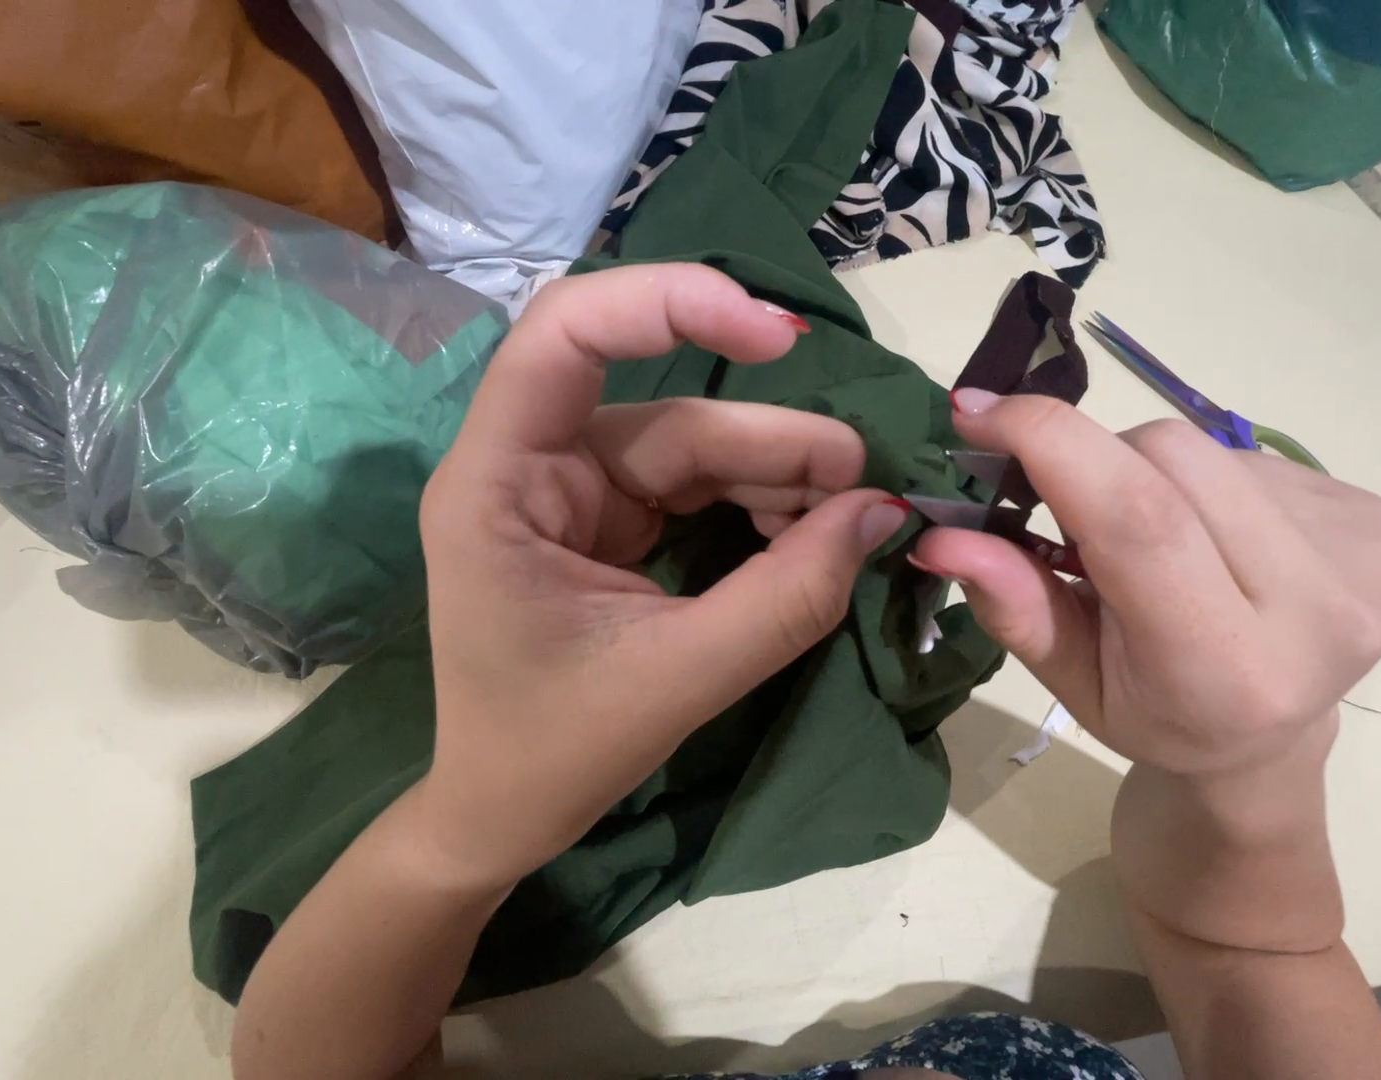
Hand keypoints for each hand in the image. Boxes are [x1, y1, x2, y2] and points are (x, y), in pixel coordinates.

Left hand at [407, 264, 908, 892]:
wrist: (503, 811)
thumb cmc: (553, 753)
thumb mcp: (678, 678)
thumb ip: (785, 598)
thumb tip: (882, 512)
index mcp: (498, 483)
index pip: (566, 334)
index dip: (669, 303)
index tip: (778, 338)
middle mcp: (529, 467)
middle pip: (668, 415)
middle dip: (774, 445)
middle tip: (868, 486)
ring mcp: (573, 492)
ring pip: (694, 449)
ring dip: (778, 477)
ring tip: (853, 516)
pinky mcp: (609, 520)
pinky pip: (696, 488)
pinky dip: (757, 505)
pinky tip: (809, 533)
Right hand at [914, 390, 1380, 776]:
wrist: (1267, 733)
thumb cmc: (1150, 713)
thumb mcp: (1064, 676)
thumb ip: (1012, 604)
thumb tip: (939, 537)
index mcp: (1223, 665)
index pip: (1137, 520)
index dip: (1049, 443)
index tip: (975, 412)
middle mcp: (1318, 608)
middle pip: (1169, 459)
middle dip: (1091, 461)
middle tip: (1070, 513)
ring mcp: (1364, 559)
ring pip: (1205, 447)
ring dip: (1145, 472)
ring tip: (1147, 534)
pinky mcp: (1380, 523)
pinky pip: (1247, 455)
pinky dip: (1197, 480)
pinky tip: (1205, 534)